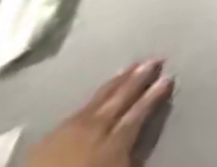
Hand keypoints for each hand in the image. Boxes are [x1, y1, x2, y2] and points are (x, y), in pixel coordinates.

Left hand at [24, 60, 171, 166]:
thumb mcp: (119, 165)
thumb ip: (135, 144)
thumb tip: (150, 121)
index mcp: (115, 139)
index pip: (140, 111)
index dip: (155, 95)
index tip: (169, 77)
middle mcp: (94, 128)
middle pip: (119, 100)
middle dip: (137, 80)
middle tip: (154, 60)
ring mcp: (68, 131)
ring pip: (97, 101)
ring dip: (116, 83)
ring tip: (129, 67)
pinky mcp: (47, 139)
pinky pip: (75, 112)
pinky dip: (91, 99)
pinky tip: (96, 95)